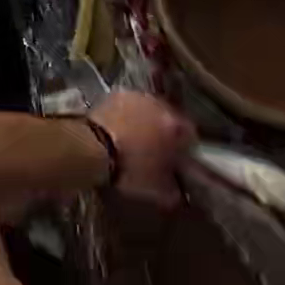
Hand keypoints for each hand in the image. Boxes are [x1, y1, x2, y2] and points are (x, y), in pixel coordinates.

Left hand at [90, 91, 195, 205]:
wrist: (94, 146)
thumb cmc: (129, 168)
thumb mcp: (156, 188)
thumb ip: (173, 189)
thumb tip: (179, 191)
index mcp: (173, 127)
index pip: (191, 132)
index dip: (187, 145)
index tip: (181, 155)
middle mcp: (159, 105)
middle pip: (171, 115)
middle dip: (168, 129)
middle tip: (160, 145)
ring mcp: (138, 95)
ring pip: (151, 106)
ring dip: (149, 118)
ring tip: (139, 134)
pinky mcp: (118, 93)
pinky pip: (132, 102)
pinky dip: (131, 111)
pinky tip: (123, 124)